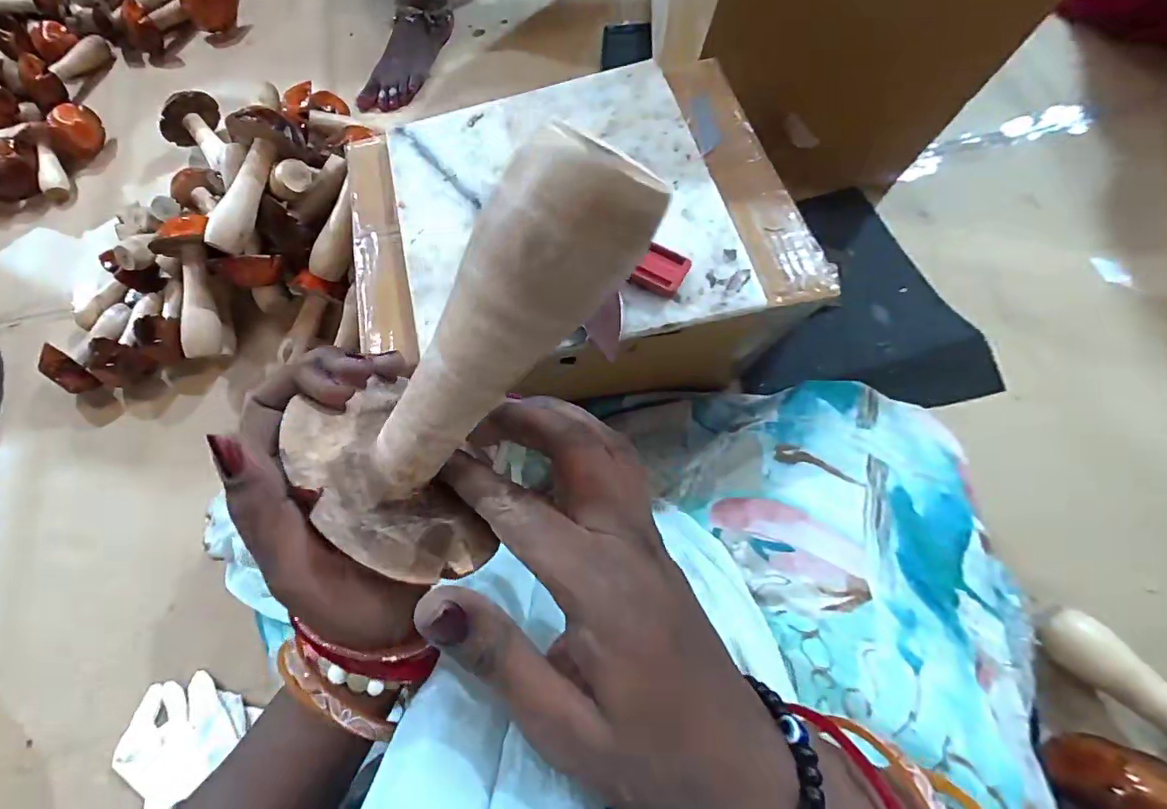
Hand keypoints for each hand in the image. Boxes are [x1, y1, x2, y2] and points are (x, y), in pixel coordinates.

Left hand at [213, 348, 427, 649]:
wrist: (392, 631)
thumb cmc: (333, 603)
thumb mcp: (286, 563)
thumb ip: (255, 506)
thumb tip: (223, 439)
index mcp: (274, 472)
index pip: (270, 402)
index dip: (300, 380)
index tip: (343, 388)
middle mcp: (309, 452)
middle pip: (312, 386)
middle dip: (341, 365)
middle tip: (379, 371)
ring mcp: (353, 452)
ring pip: (351, 391)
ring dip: (371, 370)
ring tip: (399, 368)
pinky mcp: (393, 458)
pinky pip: (390, 413)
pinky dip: (402, 392)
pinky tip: (420, 386)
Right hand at [419, 398, 802, 808]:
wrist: (734, 759)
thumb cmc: (645, 750)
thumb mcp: (564, 728)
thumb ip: (500, 659)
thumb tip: (433, 600)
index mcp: (601, 585)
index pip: (523, 512)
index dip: (474, 477)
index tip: (432, 452)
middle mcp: (628, 541)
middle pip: (583, 449)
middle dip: (528, 416)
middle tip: (475, 407)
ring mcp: (647, 535)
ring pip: (609, 447)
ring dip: (560, 418)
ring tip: (510, 410)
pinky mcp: (653, 540)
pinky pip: (619, 466)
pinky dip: (583, 438)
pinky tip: (556, 448)